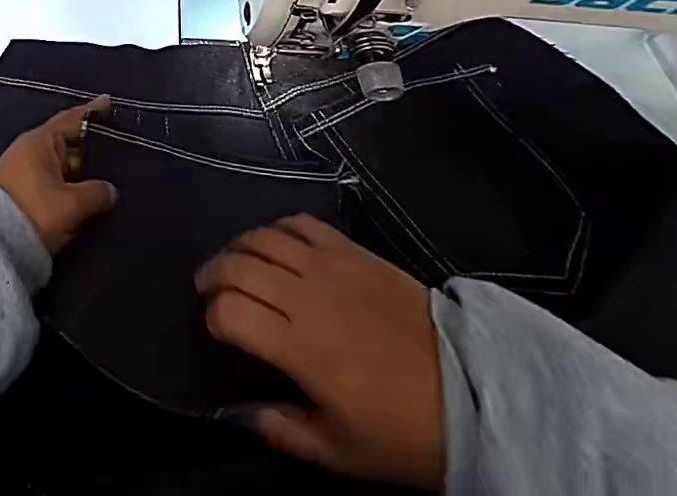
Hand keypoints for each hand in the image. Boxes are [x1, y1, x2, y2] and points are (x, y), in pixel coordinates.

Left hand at [0, 96, 117, 253]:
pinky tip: (90, 196)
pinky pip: (56, 182)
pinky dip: (72, 186)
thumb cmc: (33, 213)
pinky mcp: (23, 194)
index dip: (93, 112)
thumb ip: (98, 193)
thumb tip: (110, 191)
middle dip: (95, 150)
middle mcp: (31, 151)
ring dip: (84, 173)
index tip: (109, 103)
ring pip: (65, 167)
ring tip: (113, 178)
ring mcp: (25, 172)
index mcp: (41, 141)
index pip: (73, 119)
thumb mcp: (72, 204)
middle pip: (71, 144)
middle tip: (124, 152)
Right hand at [196, 215, 444, 487]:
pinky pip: (302, 223)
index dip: (211, 318)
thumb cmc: (401, 428)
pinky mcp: (353, 250)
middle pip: (237, 266)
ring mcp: (331, 266)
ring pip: (263, 237)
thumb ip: (283, 431)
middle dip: (212, 274)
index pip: (229, 312)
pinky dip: (278, 228)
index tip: (216, 329)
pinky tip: (276, 243)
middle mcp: (307, 296)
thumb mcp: (339, 452)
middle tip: (208, 287)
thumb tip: (246, 412)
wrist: (468, 390)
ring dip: (238, 247)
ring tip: (235, 262)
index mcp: (299, 348)